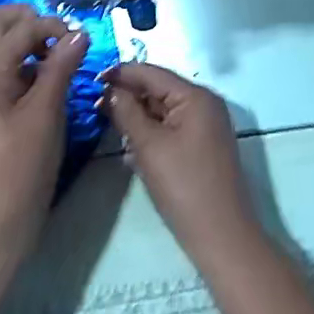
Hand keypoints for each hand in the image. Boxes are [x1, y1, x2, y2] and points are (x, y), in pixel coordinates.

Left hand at [0, 4, 88, 255]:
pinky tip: (51, 87)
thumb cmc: (20, 172)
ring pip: (0, 50)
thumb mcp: (45, 117)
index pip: (17, 29)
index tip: (81, 41)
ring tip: (62, 62)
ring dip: (29, 44)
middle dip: (29, 21)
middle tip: (62, 37)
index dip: (50, 25)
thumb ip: (60, 70)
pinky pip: (5, 76)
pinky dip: (28, 69)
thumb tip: (79, 33)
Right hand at [101, 63, 259, 254]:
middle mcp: (204, 104)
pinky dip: (150, 131)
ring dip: (136, 115)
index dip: (119, 74)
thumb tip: (109, 90)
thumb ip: (126, 111)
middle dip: (127, 96)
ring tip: (108, 124)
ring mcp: (206, 126)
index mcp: (195, 96)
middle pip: (157, 88)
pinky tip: (130, 145)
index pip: (150, 72)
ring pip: (162, 109)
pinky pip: (171, 127)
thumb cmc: (184, 187)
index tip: (90, 80)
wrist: (223, 240)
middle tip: (95, 106)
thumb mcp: (149, 145)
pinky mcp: (203, 146)